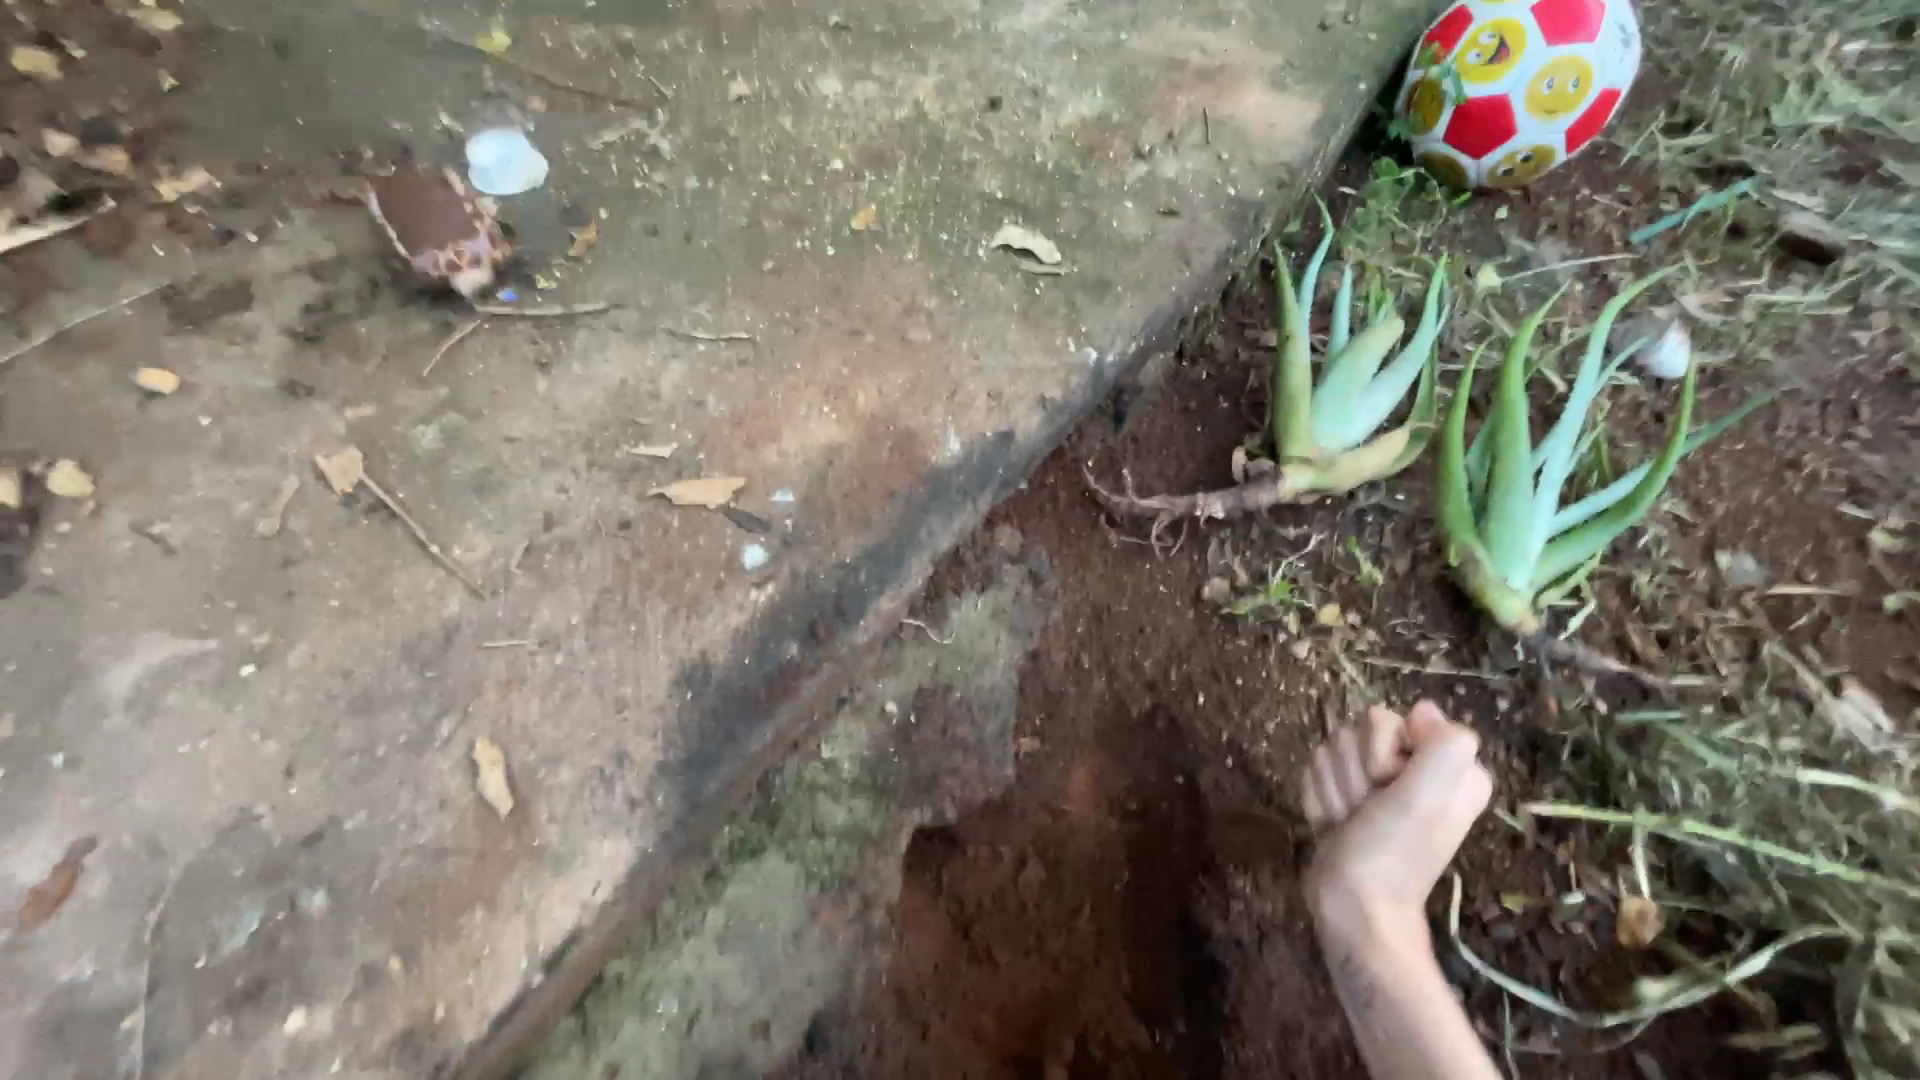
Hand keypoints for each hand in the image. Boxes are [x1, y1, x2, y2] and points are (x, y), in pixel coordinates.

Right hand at [1300, 700, 1491, 948]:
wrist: (1351, 903)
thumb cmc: (1391, 853)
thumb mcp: (1429, 798)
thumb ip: (1443, 745)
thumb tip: (1422, 710)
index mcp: (1447, 765)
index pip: (1388, 718)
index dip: (1379, 752)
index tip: (1389, 789)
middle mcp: (1415, 767)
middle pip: (1354, 731)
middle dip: (1352, 773)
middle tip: (1367, 811)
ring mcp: (1376, 781)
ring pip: (1330, 747)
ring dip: (1333, 788)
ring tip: (1350, 822)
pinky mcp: (1344, 791)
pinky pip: (1314, 769)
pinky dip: (1319, 798)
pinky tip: (1334, 824)